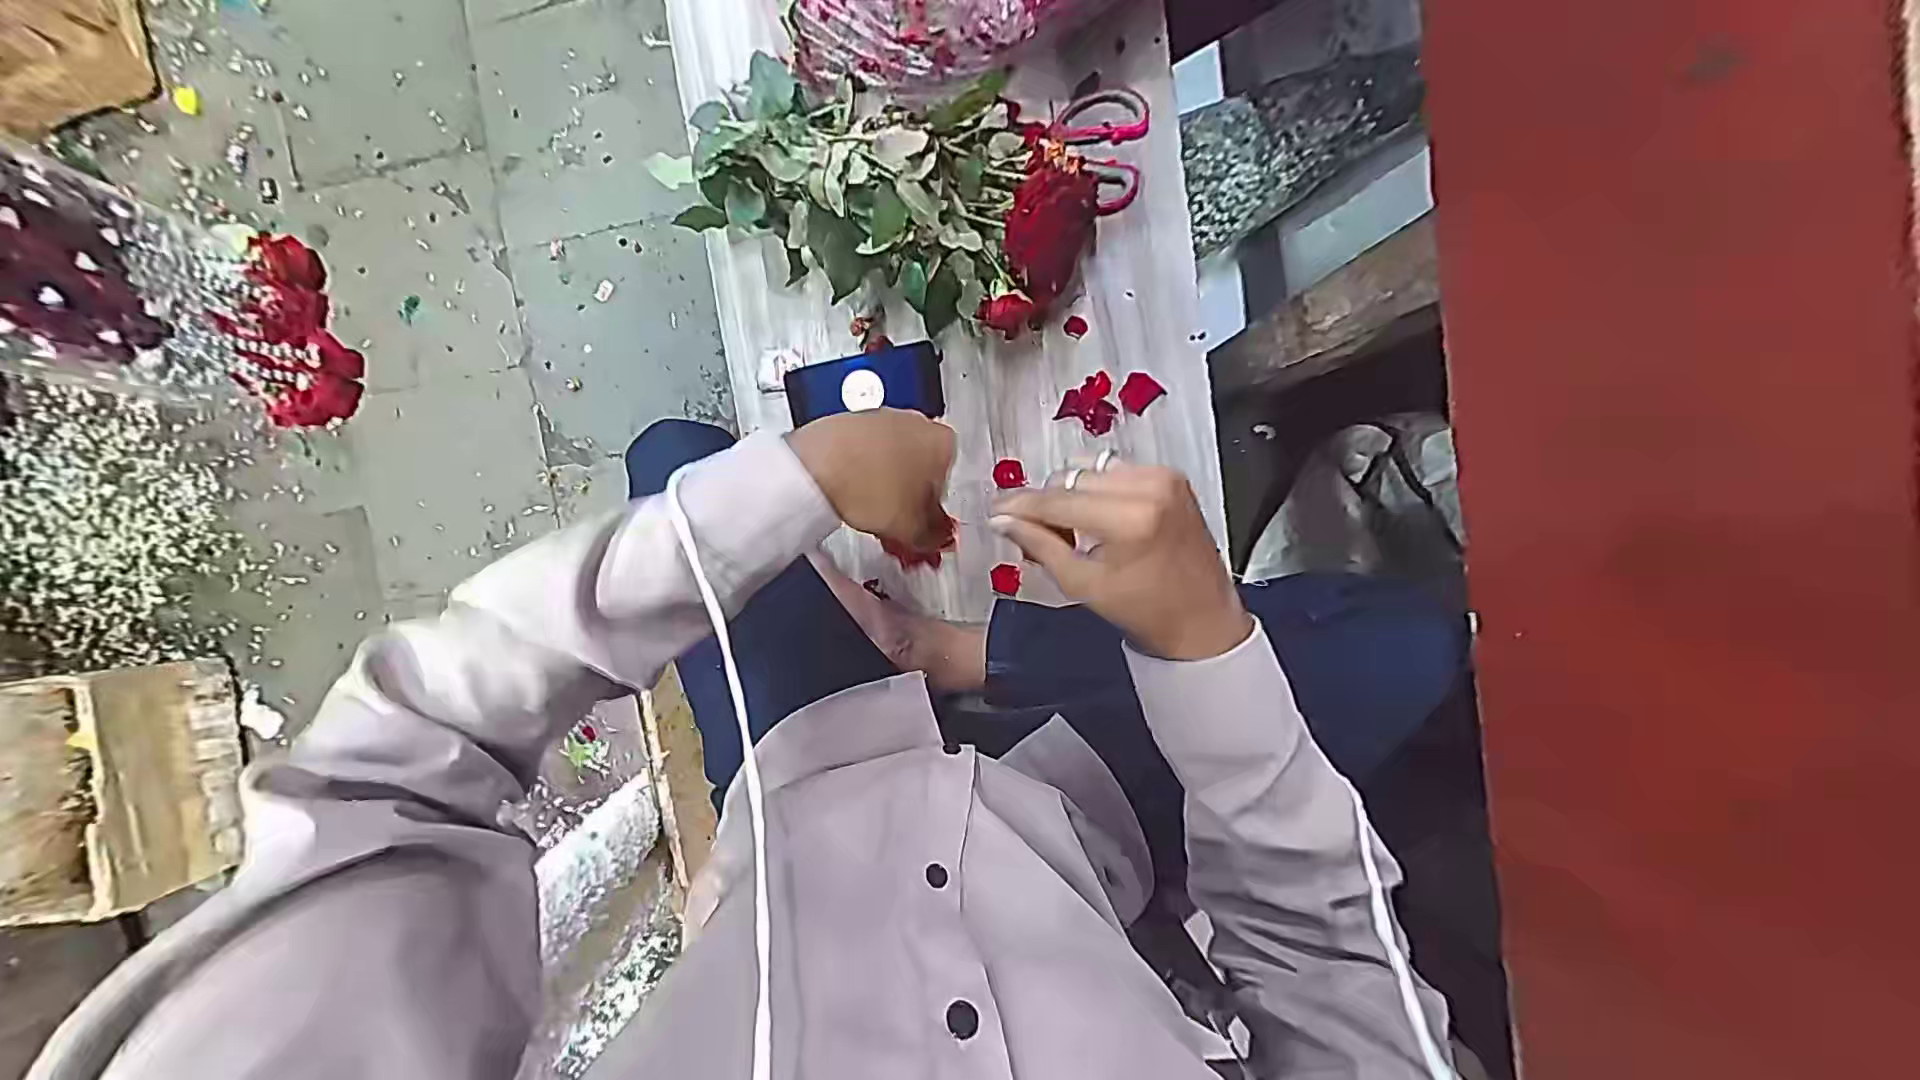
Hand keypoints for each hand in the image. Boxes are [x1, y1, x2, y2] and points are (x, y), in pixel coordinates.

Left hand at [787, 409, 955, 550]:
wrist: (817, 467)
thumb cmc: (867, 484)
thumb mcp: (912, 528)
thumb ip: (933, 536)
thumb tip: (934, 538)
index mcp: (944, 442)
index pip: (951, 482)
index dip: (936, 510)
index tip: (925, 524)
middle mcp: (917, 422)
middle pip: (922, 466)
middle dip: (911, 494)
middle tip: (899, 519)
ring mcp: (882, 418)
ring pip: (893, 457)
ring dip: (886, 483)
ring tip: (872, 510)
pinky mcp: (851, 422)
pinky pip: (865, 450)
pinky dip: (861, 471)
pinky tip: (852, 494)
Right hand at [990, 463, 1251, 660]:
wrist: (1202, 619)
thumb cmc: (1145, 611)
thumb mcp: (1081, 583)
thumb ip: (1039, 545)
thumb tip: (1003, 520)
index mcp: (1130, 519)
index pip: (1057, 501)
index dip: (1020, 505)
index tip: (996, 509)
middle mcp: (1150, 486)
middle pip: (1070, 479)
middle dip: (1047, 504)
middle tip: (1037, 534)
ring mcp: (1164, 476)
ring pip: (1090, 470)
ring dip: (1071, 494)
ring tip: (1072, 529)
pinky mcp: (1171, 476)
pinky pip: (1114, 470)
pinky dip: (1097, 489)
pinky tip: (1096, 518)